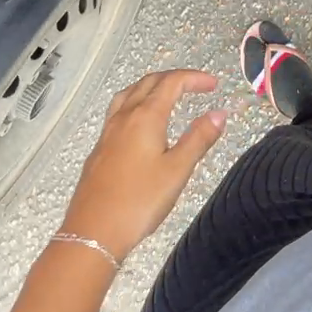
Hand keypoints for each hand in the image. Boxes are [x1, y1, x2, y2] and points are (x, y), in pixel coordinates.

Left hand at [58, 69, 227, 262]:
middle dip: (175, 78)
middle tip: (196, 86)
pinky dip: (136, 102)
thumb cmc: (139, 201)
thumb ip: (199, 139)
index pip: (172, 82)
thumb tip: (219, 113)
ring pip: (130, 93)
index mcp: (146, 116)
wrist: (92, 234)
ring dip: (152, 86)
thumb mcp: (177, 171)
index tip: (214, 84)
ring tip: (168, 95)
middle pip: (149, 82)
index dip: (194, 78)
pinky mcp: (99, 148)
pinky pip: (119, 109)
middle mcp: (125, 116)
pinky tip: (140, 124)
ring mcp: (108, 131)